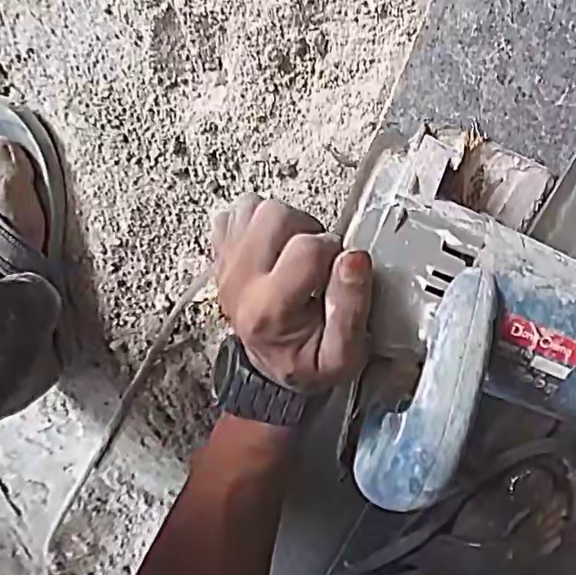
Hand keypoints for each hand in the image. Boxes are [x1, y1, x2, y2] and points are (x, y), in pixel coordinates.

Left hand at [209, 194, 372, 393]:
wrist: (274, 368)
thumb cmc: (309, 360)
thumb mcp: (344, 356)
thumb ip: (352, 309)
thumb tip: (353, 259)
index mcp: (268, 310)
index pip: (307, 249)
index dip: (334, 252)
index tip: (337, 274)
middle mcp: (239, 283)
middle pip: (275, 216)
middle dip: (308, 230)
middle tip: (318, 262)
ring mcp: (226, 266)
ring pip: (256, 206)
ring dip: (286, 223)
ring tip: (298, 253)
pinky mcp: (222, 254)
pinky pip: (237, 212)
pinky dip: (260, 221)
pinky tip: (276, 247)